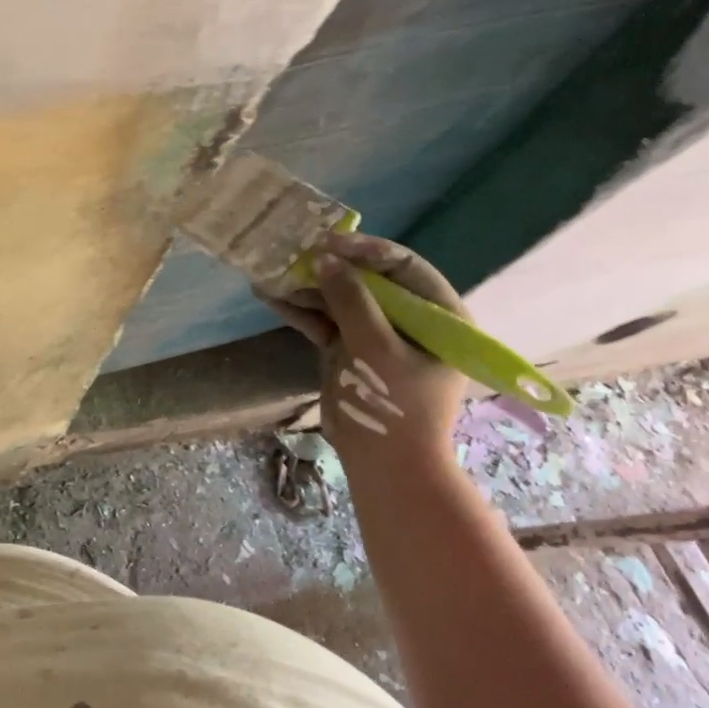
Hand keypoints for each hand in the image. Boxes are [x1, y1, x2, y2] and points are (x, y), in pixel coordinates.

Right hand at [260, 233, 468, 462]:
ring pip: (340, 298)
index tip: (327, 242)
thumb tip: (324, 258)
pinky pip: (323, 321)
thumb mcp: (375, 347)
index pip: (405, 267)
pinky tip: (269, 296)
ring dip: (307, 286)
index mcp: (438, 316)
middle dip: (329, 266)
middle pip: (368, 279)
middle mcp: (408, 319)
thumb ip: (351, 300)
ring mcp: (376, 334)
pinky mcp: (349, 350)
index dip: (367, 249)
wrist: (385, 465)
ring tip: (271, 271)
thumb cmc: (394, 404)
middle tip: (292, 252)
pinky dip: (299, 310)